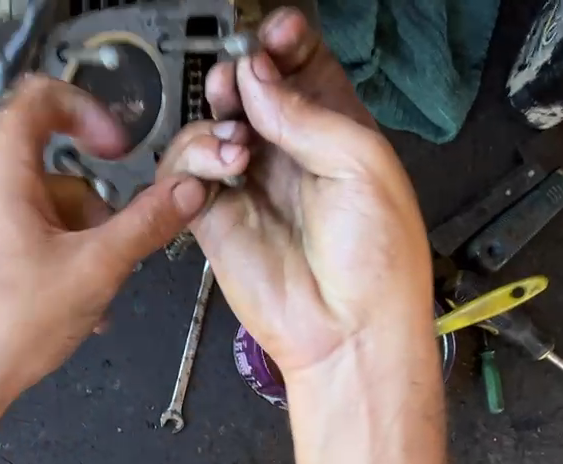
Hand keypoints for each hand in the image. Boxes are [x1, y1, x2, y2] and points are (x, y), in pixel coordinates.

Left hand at [0, 76, 211, 414]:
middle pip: (54, 169)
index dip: (91, 113)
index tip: (119, 150)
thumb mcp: (96, 270)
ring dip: (81, 245)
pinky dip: (57, 260)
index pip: (43, 98)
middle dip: (93, 209)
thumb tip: (187, 191)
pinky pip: (26, 239)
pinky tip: (75, 304)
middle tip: (111, 247)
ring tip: (93, 294)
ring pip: (45, 211)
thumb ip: (146, 223)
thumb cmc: (11, 328)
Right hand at [160, 9, 435, 377]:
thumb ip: (305, 114)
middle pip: (249, 94)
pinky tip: (222, 167)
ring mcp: (248, 189)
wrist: (345, 328)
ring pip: (211, 129)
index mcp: (334, 133)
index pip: (301, 70)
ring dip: (215, 119)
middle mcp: (287, 157)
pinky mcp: (215, 222)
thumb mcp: (361, 162)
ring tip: (237, 140)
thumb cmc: (375, 254)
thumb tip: (255, 79)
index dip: (284, 45)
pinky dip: (192, 158)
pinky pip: (187, 176)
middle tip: (238, 79)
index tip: (276, 35)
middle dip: (239, 76)